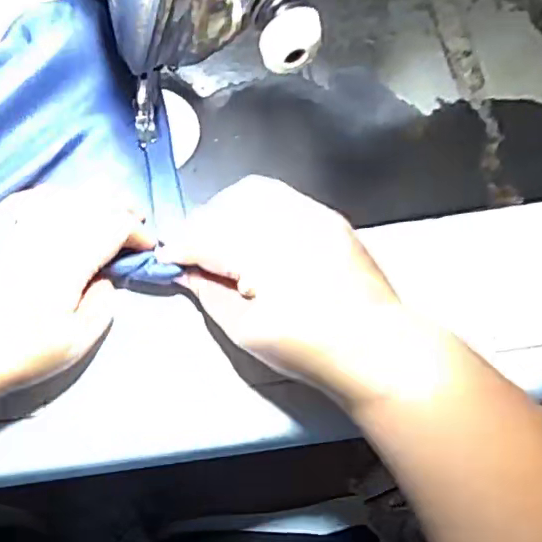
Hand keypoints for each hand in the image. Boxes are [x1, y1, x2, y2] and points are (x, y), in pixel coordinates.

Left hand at [0, 186, 153, 396]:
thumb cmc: (22, 352)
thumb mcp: (76, 342)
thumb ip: (102, 305)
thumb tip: (107, 280)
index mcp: (71, 258)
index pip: (115, 224)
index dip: (138, 231)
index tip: (148, 246)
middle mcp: (46, 232)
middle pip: (91, 199)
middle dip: (120, 206)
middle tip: (134, 224)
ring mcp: (16, 230)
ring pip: (61, 194)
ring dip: (89, 198)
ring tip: (103, 212)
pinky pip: (23, 200)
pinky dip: (46, 196)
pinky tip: (53, 203)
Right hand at [160, 176, 436, 409]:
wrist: (375, 347)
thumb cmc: (308, 348)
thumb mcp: (245, 330)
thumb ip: (210, 294)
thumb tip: (186, 273)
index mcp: (264, 253)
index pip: (207, 237)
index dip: (180, 248)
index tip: (165, 259)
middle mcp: (288, 221)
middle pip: (226, 206)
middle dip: (200, 226)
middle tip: (190, 254)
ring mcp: (312, 215)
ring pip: (252, 193)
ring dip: (226, 211)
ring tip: (218, 241)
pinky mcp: (328, 218)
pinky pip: (280, 197)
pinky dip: (255, 208)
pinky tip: (250, 234)